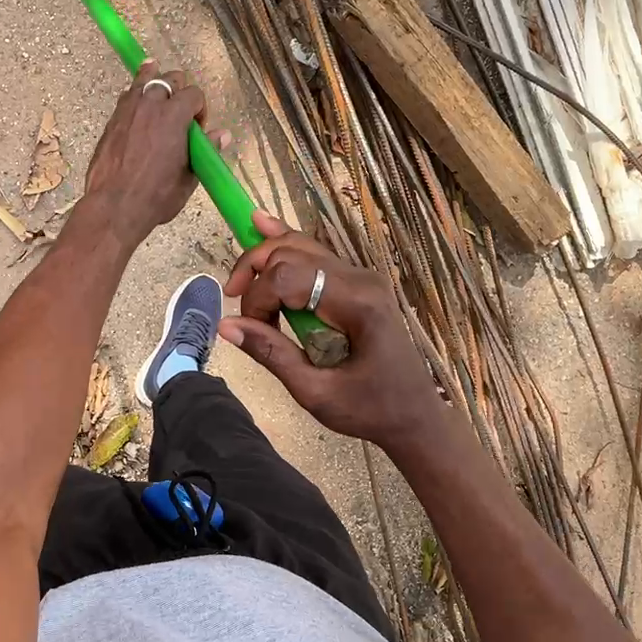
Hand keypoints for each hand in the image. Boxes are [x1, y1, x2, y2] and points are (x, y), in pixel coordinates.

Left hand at [75, 61, 226, 249]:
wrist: (114, 206)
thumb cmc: (154, 196)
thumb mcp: (189, 177)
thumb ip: (205, 151)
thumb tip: (222, 135)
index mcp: (174, 116)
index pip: (194, 94)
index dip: (200, 108)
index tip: (197, 126)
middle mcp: (151, 105)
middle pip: (170, 78)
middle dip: (180, 89)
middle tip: (181, 109)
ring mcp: (128, 110)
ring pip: (144, 79)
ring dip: (155, 80)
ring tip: (158, 84)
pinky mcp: (112, 120)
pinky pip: (127, 96)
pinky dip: (136, 95)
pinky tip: (139, 105)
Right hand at [219, 212, 448, 452]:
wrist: (415, 416)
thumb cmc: (369, 410)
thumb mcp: (315, 392)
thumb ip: (271, 354)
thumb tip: (226, 326)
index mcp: (357, 304)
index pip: (288, 277)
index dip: (257, 298)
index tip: (250, 331)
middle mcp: (361, 279)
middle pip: (291, 253)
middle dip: (255, 273)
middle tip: (235, 303)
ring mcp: (362, 277)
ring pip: (301, 247)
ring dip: (265, 260)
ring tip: (239, 284)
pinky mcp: (357, 283)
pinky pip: (315, 256)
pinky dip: (285, 247)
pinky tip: (262, 224)